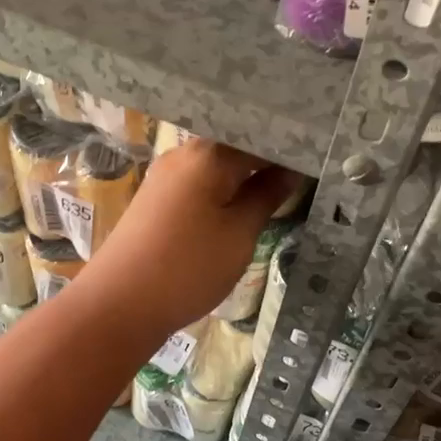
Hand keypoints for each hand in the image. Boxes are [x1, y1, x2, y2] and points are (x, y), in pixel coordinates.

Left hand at [75, 139, 302, 338]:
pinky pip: (200, 183)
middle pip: (236, 147)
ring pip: (217, 167)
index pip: (261, 135)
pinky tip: (244, 205)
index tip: (322, 156)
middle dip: (270, 160)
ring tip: (283, 190)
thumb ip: (266, 196)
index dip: (292, 145)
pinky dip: (224, 191)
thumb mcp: (239, 235)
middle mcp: (184, 153)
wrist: (118, 305)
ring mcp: (166, 176)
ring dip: (246, 177)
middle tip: (309, 174)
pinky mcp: (156, 200)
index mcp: (208, 154)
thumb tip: (290, 170)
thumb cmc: (187, 268)